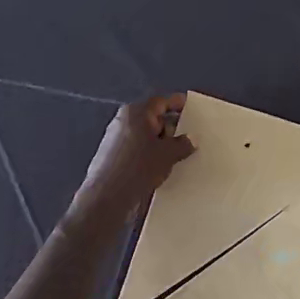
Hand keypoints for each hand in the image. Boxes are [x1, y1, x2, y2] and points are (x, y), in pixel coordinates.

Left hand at [67, 94, 195, 224]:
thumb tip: (191, 139)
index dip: (177, 103)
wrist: (108, 197)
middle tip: (189, 138)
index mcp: (136, 113)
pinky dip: (149, 154)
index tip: (191, 107)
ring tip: (178, 157)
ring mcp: (115, 139)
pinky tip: (160, 168)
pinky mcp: (112, 156)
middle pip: (152, 118)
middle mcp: (123, 121)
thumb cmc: (139, 167)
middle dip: (171, 128)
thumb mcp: (167, 154)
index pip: (161, 102)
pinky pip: (137, 150)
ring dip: (161, 144)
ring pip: (145, 136)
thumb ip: (182, 144)